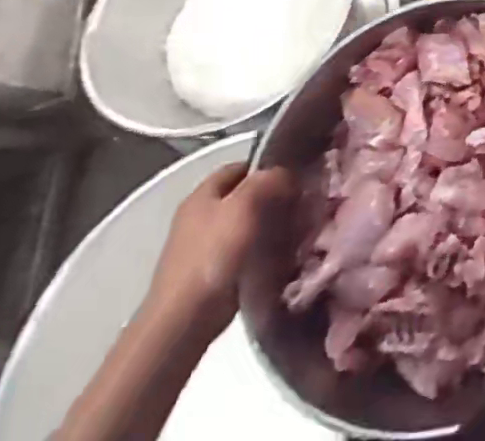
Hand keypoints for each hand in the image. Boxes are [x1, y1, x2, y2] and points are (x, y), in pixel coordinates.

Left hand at [144, 162, 293, 333]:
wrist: (184, 319)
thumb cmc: (213, 255)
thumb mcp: (242, 207)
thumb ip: (265, 182)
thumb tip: (285, 173)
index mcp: (202, 194)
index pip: (238, 167)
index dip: (266, 166)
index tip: (294, 176)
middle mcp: (199, 216)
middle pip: (242, 196)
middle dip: (270, 197)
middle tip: (300, 203)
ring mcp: (203, 246)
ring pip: (244, 223)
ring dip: (268, 225)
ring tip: (296, 228)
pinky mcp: (211, 272)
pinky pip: (243, 250)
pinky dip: (261, 250)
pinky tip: (280, 255)